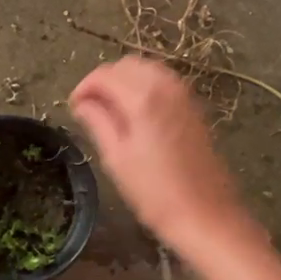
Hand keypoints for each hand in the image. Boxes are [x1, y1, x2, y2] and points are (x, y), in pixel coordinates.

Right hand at [69, 57, 254, 246]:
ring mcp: (185, 97)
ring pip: (147, 70)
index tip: (74, 107)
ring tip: (110, 110)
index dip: (84, 87)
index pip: (104, 75)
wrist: (206, 215)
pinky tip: (134, 114)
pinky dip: (144, 87)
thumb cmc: (154, 192)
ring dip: (124, 81)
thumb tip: (83, 104)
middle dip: (104, 80)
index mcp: (143, 99)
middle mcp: (166, 88)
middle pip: (127, 65)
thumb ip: (98, 122)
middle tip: (89, 107)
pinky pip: (163, 82)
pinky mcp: (194, 108)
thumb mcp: (115, 158)